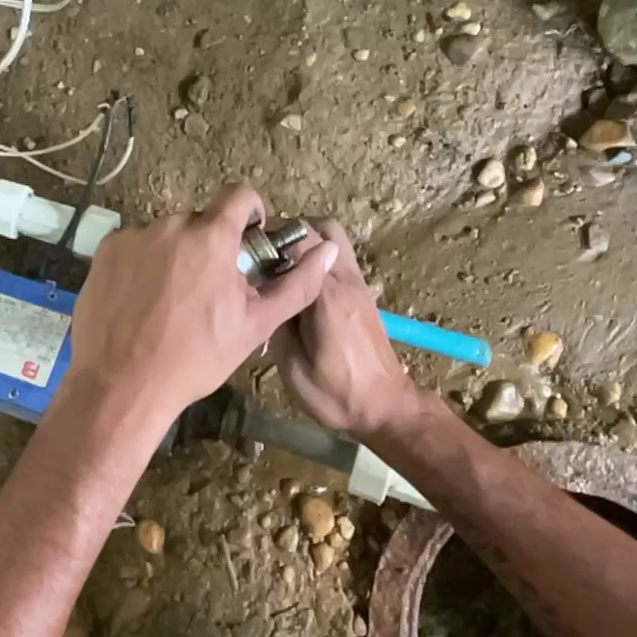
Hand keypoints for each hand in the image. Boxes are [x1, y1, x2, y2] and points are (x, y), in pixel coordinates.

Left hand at [69, 184, 338, 424]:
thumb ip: (296, 284)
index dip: (252, 212)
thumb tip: (328, 251)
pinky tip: (142, 302)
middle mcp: (170, 224)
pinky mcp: (105, 251)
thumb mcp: (254, 325)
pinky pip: (135, 246)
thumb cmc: (195, 358)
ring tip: (173, 301)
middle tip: (210, 289)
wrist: (121, 386)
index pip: (240, 195)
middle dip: (212, 245)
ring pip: (167, 235)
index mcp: (211, 236)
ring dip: (177, 255)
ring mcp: (133, 236)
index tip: (250, 239)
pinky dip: (143, 264)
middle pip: (202, 221)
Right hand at [274, 220, 420, 437]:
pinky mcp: (365, 294)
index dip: (270, 239)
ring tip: (284, 268)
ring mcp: (360, 284)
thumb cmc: (337, 395)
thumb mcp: (293, 369)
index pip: (300, 239)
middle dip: (290, 233)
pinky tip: (303, 287)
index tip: (249, 254)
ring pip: (335, 238)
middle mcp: (346, 280)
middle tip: (266, 257)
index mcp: (327, 296)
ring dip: (308, 243)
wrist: (387, 408)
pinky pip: (340, 259)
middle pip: (320, 228)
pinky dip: (320, 259)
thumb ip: (278, 324)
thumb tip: (267, 297)